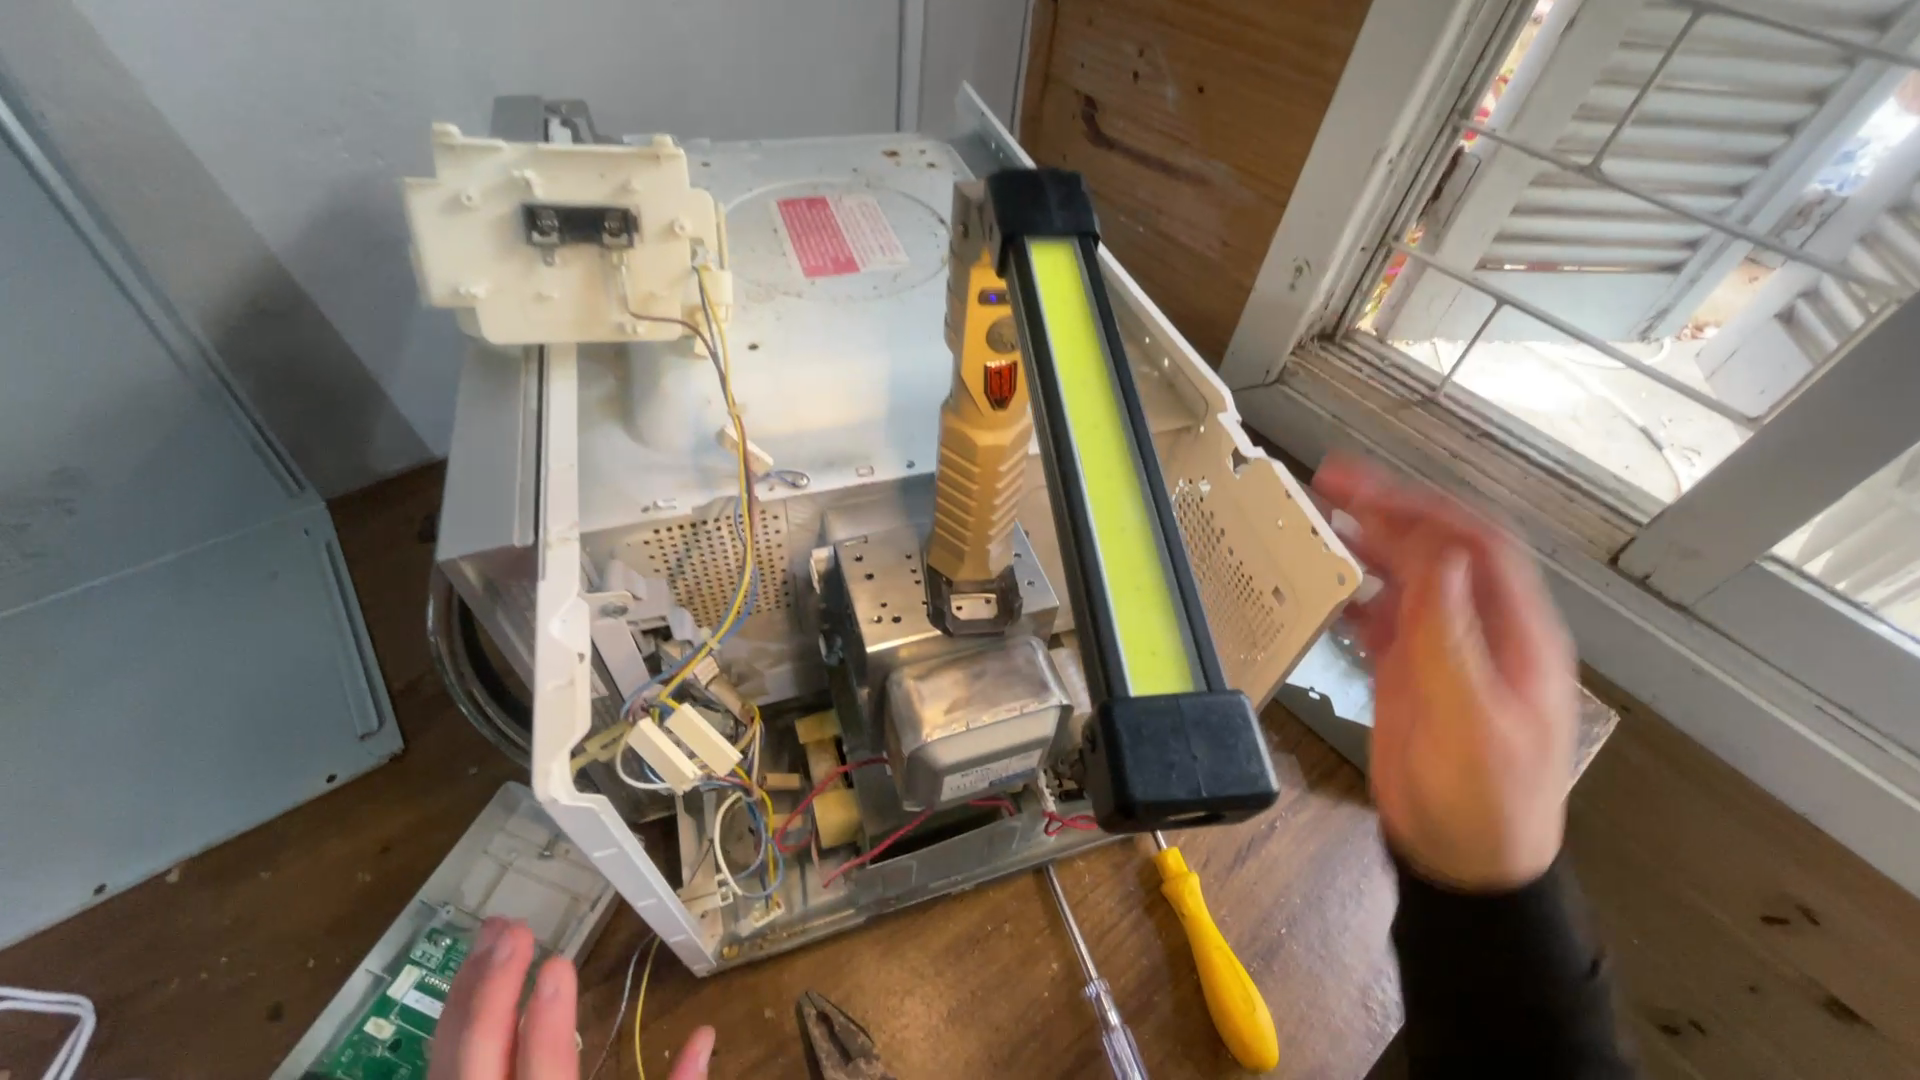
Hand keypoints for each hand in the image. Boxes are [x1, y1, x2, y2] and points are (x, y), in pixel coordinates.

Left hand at [430, 918, 717, 1079]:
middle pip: (474, 1065)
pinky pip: (437, 1079)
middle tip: (510, 930)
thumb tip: (704, 1037)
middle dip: (490, 992)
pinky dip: (452, 1031)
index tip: (559, 962)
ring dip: (463, 1001)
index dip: (548, 1021)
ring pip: (442, 1070)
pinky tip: (471, 995)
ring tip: (487, 943)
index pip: (541, 1076)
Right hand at [1313, 457, 1577, 891]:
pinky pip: (1384, 617)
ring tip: (1328, 515)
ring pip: (1409, 578)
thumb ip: (1449, 633)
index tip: (1364, 488)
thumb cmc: (1483, 797)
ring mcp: (1444, 652)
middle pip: (1438, 551)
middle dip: (1390, 510)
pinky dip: (1357, 592)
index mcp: (1513, 634)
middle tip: (1332, 483)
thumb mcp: (1471, 715)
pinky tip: (1332, 583)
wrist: (1464, 858)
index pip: (1473, 546)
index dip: (1422, 508)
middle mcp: (1481, 631)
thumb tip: (1434, 556)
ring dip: (1372, 543)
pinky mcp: (1410, 674)